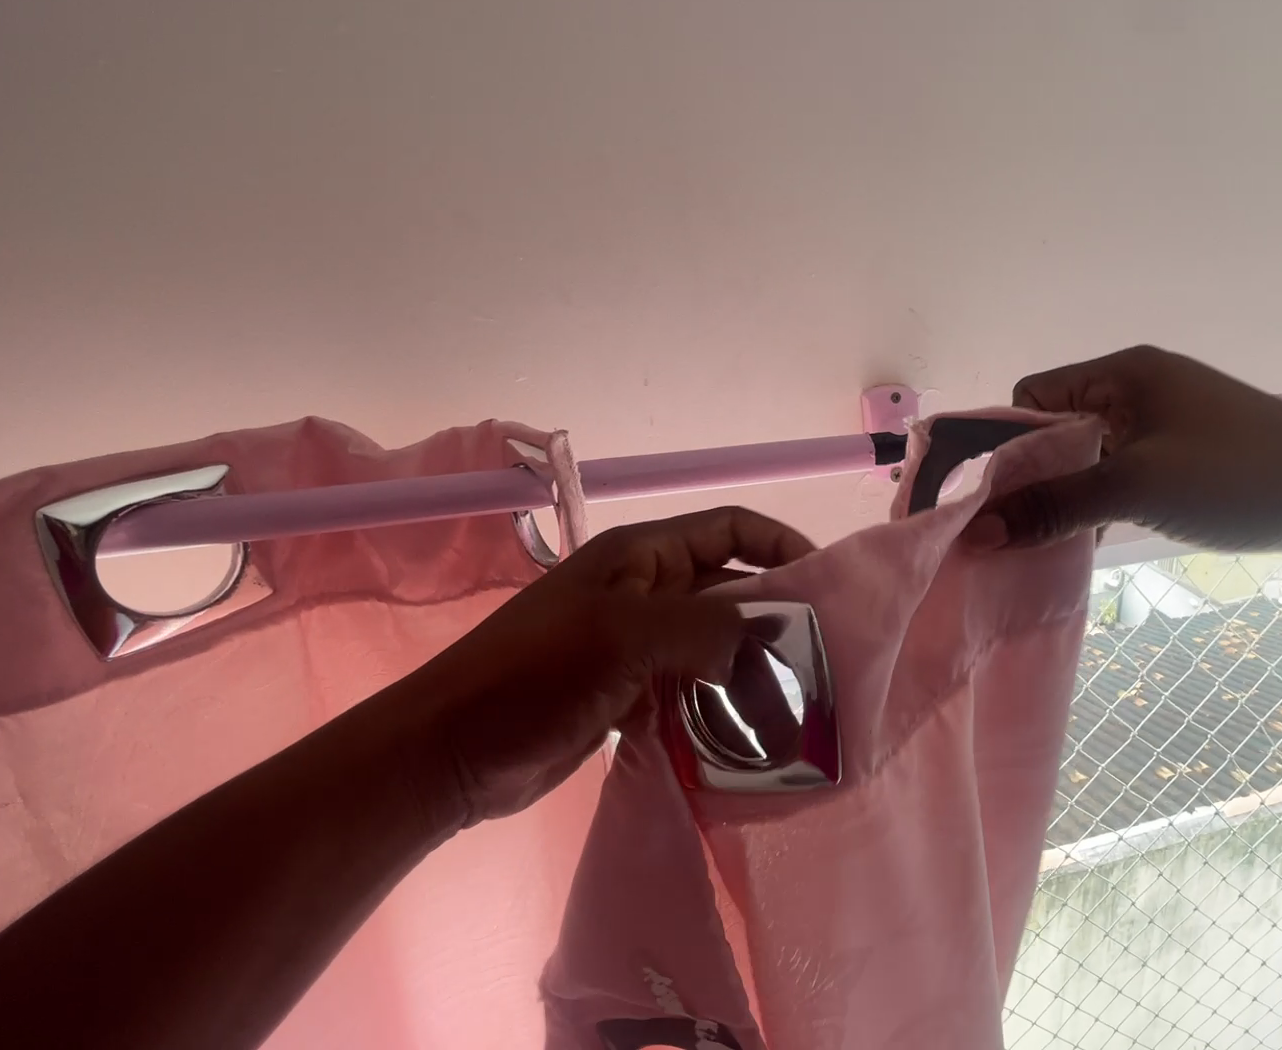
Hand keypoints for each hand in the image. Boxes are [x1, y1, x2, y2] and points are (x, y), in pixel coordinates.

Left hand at [385, 507, 815, 828]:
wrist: (454, 751)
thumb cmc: (535, 674)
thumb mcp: (627, 636)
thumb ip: (707, 627)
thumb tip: (769, 638)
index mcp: (643, 555)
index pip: (730, 529)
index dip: (782, 544)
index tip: (827, 584)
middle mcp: (646, 590)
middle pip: (728, 586)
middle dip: (774, 613)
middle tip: (824, 654)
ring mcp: (638, 643)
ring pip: (714, 641)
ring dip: (751, 662)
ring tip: (799, 694)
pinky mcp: (632, 690)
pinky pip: (693, 685)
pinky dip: (722, 699)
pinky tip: (752, 726)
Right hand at [971, 345, 1281, 551]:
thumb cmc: (1237, 479)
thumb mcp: (1136, 488)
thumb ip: (1053, 506)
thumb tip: (978, 533)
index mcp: (1123, 371)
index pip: (1033, 396)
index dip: (1009, 444)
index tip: (1000, 497)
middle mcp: (1138, 385)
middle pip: (1057, 425)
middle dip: (1035, 475)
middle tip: (1018, 527)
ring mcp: (1162, 420)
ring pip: (1087, 453)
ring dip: (1068, 493)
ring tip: (1054, 539)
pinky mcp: (1182, 453)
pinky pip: (1118, 470)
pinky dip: (1101, 501)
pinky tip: (1098, 536)